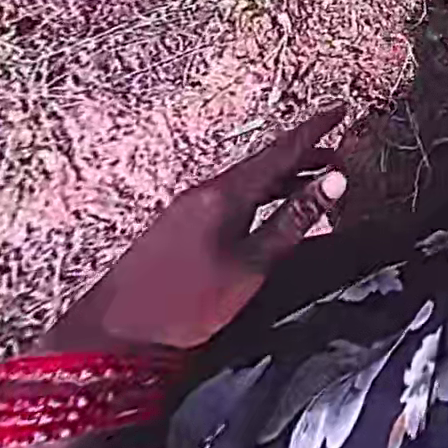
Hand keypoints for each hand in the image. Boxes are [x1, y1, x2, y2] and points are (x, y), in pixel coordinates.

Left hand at [38, 107, 347, 351]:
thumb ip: (296, 218)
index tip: (341, 109)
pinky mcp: (183, 223)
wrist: (106, 339)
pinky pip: (236, 193)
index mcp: (228, 193)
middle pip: (267, 161)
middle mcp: (210, 190)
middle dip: (307, 154)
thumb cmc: (187, 302)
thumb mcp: (252, 263)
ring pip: (252, 178)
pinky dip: (266, 191)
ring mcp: (193, 206)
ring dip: (287, 175)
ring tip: (317, 180)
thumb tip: (338, 178)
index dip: (315, 129)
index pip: (283, 150)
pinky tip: (274, 206)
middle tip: (341, 155)